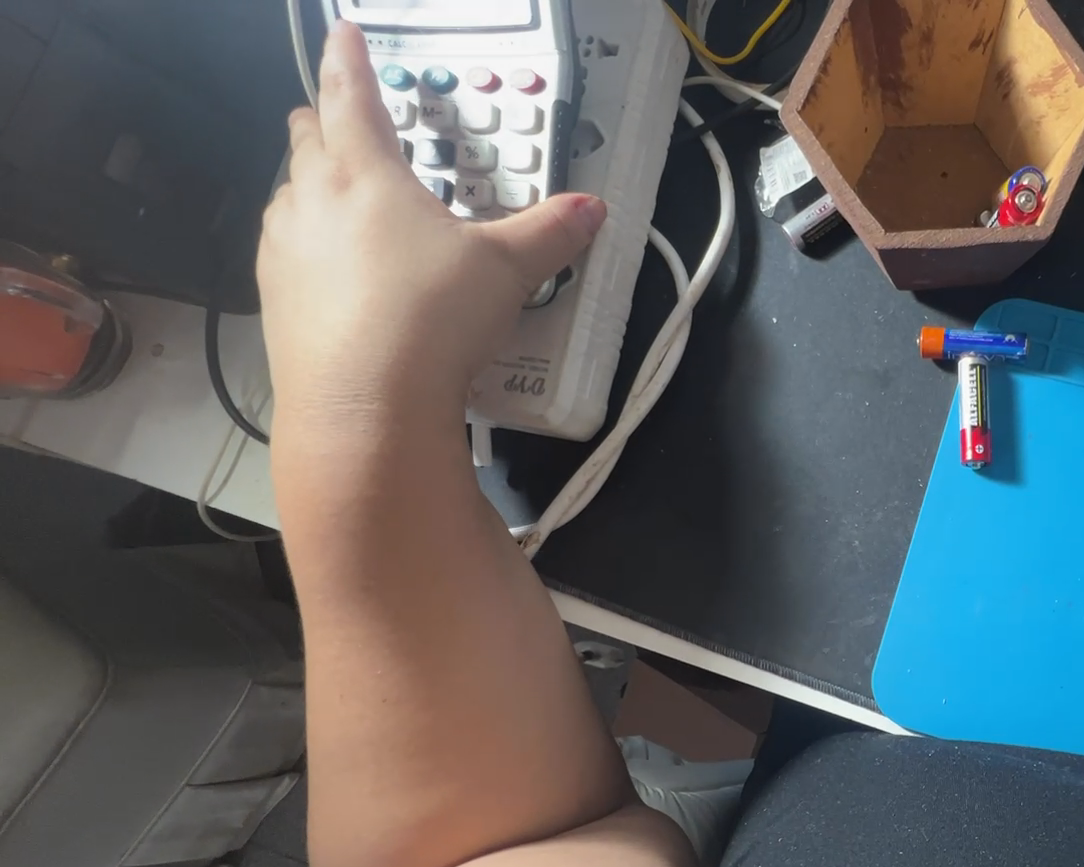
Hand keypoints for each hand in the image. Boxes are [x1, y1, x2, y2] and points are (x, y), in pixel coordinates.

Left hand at [257, 20, 605, 452]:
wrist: (366, 400)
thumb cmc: (433, 313)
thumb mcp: (507, 271)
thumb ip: (550, 234)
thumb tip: (593, 208)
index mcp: (365, 174)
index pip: (351, 96)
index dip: (351, 60)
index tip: (345, 33)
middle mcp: (311, 197)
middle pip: (309, 136)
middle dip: (330, 125)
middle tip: (359, 134)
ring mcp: (284, 245)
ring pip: (294, 193)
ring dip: (321, 188)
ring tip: (361, 213)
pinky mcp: (276, 294)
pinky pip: (291, 248)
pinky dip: (316, 244)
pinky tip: (350, 277)